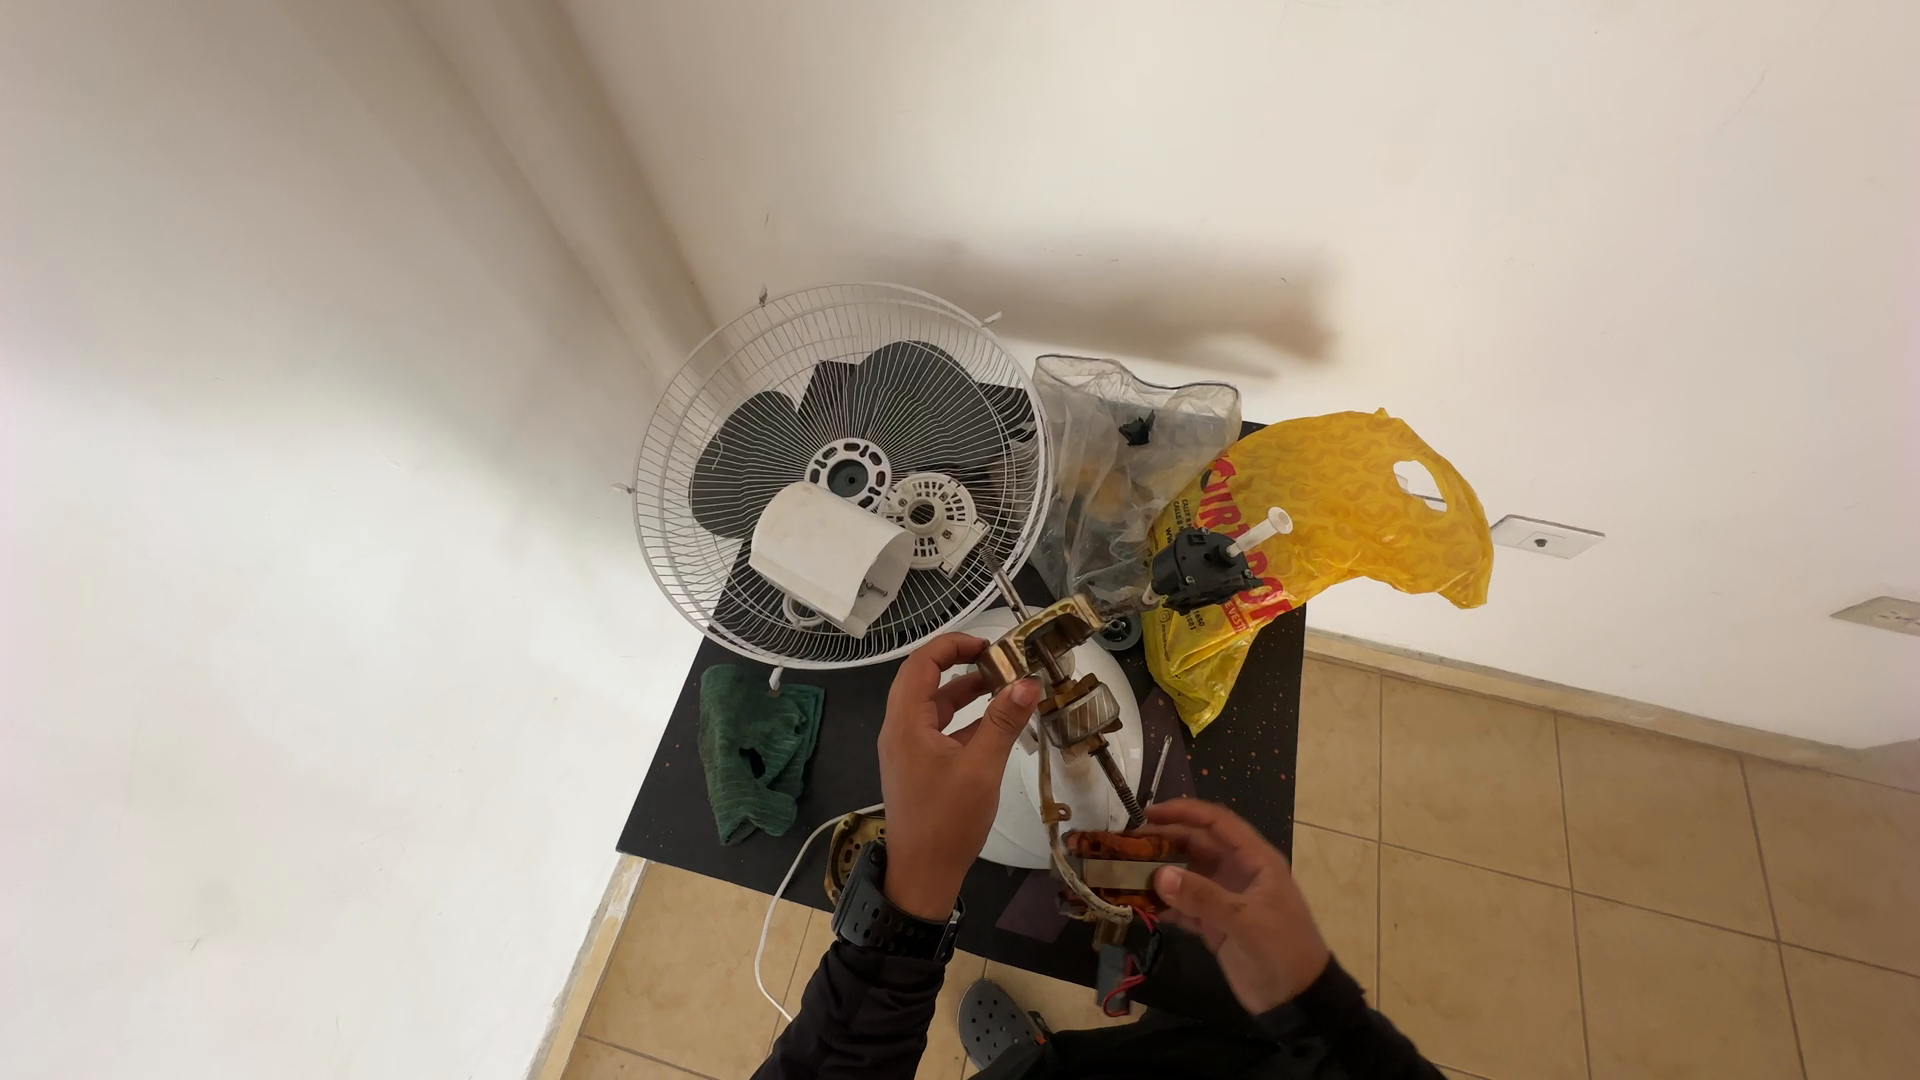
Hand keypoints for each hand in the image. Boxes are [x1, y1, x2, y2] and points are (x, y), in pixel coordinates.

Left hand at [876, 633, 1040, 919]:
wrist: (922, 876)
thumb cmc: (947, 821)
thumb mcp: (981, 768)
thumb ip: (1003, 722)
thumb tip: (1027, 682)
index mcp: (905, 722)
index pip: (921, 663)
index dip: (952, 646)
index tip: (988, 645)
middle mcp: (900, 728)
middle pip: (924, 679)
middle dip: (960, 663)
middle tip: (997, 659)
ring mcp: (907, 747)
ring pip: (934, 704)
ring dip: (964, 691)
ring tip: (1002, 684)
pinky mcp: (918, 764)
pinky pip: (939, 727)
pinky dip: (964, 718)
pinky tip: (994, 721)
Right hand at [1147, 798, 1330, 1013]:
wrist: (1299, 1005)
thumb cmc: (1283, 952)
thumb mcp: (1246, 921)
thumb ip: (1203, 897)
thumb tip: (1158, 875)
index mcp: (1254, 860)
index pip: (1216, 821)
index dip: (1184, 811)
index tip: (1149, 813)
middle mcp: (1237, 871)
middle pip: (1194, 844)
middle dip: (1162, 841)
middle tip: (1127, 843)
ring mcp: (1224, 896)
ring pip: (1185, 873)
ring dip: (1158, 871)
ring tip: (1125, 870)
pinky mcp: (1213, 922)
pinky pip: (1182, 904)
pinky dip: (1162, 903)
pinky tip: (1139, 904)